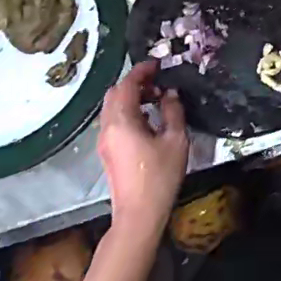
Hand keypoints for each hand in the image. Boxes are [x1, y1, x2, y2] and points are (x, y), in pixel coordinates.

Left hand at [98, 61, 188, 235]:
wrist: (138, 216)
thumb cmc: (160, 176)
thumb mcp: (176, 140)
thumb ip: (173, 111)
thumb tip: (170, 94)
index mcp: (122, 121)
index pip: (127, 84)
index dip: (142, 71)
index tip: (158, 64)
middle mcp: (107, 127)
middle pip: (114, 93)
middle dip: (135, 83)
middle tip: (158, 82)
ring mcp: (104, 141)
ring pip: (112, 107)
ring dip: (131, 97)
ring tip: (156, 99)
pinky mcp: (107, 152)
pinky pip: (114, 121)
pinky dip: (128, 111)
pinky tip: (148, 120)